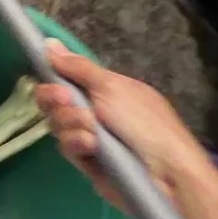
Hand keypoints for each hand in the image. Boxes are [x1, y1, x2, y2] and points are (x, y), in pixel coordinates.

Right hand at [34, 39, 213, 209]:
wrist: (169, 176)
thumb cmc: (145, 124)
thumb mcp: (112, 87)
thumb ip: (77, 67)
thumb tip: (49, 42)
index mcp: (105, 91)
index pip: (67, 78)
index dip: (53, 76)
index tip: (49, 75)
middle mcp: (95, 112)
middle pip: (55, 100)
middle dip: (54, 98)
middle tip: (64, 99)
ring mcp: (90, 137)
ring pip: (57, 122)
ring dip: (69, 121)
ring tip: (90, 129)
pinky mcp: (87, 162)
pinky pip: (67, 146)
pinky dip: (76, 142)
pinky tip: (91, 145)